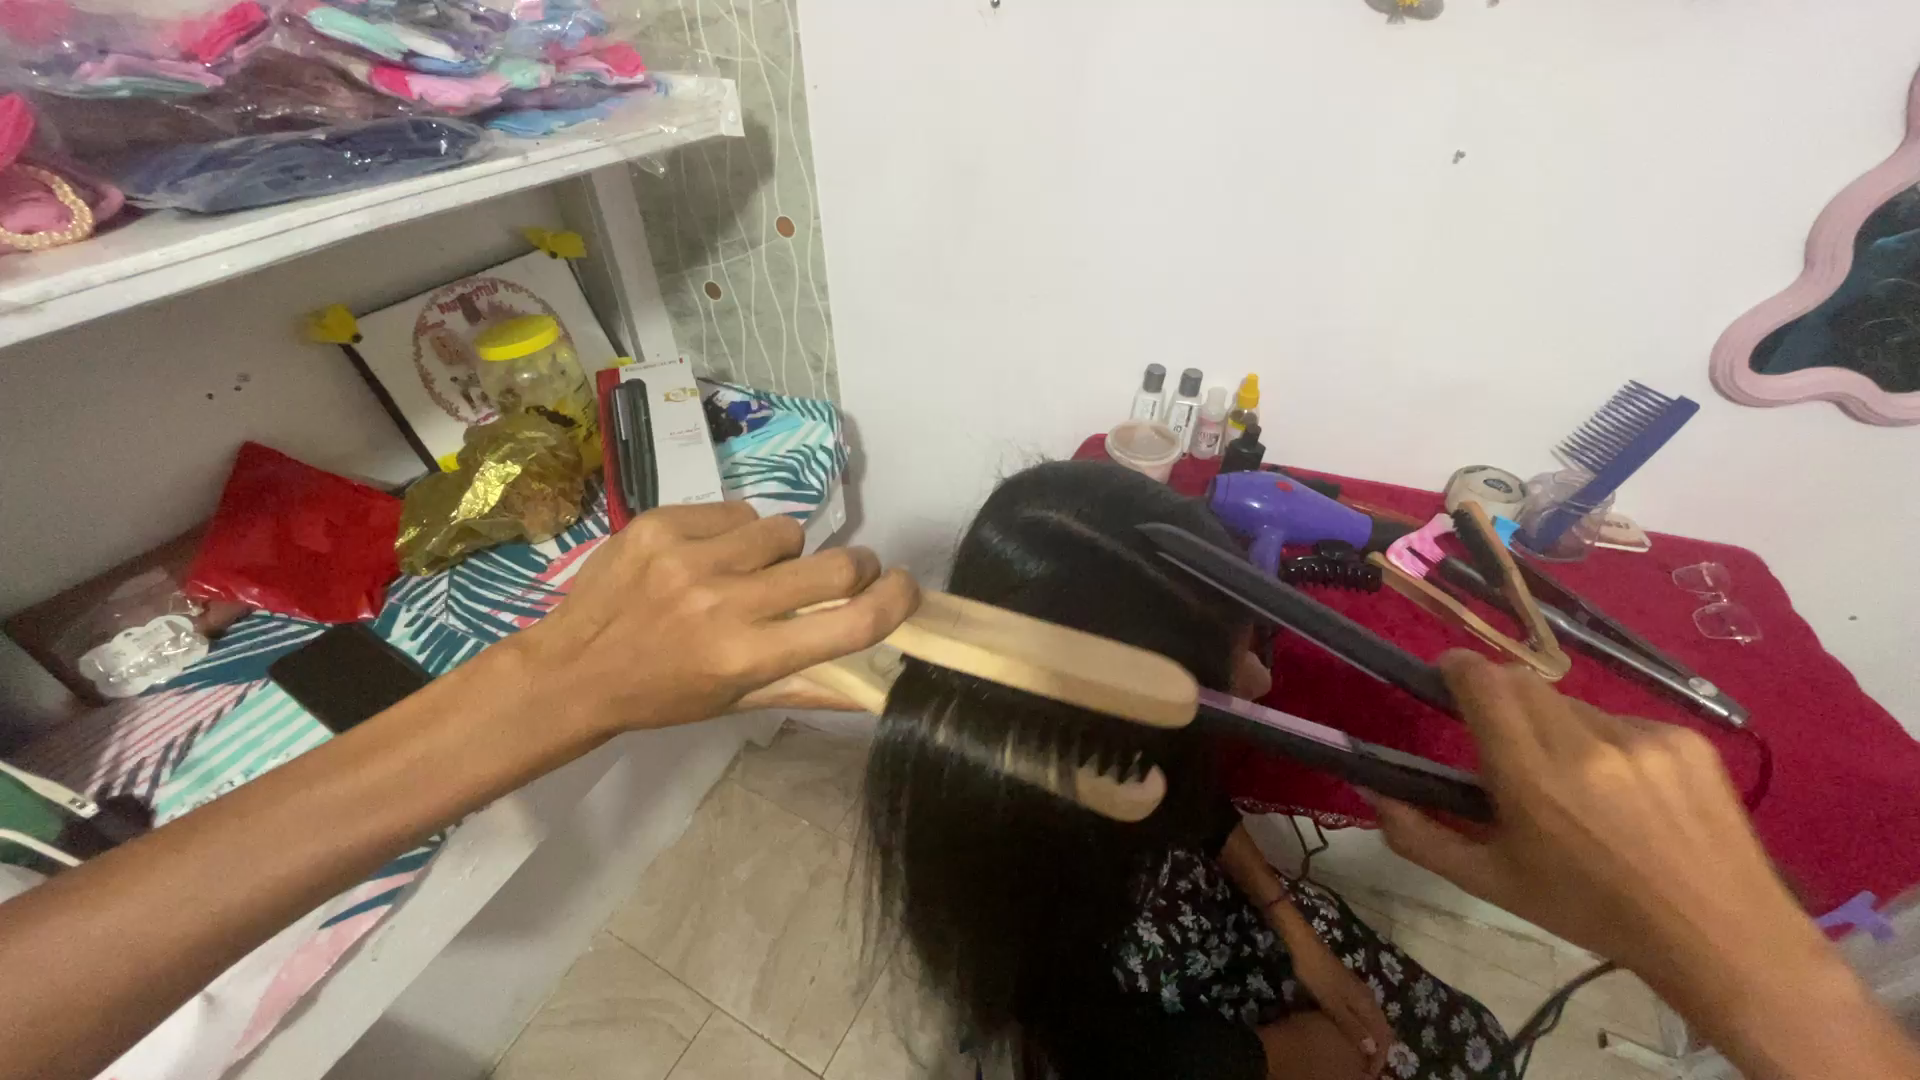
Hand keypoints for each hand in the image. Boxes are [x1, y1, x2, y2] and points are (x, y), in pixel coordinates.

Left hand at [507, 502, 918, 740]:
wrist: (569, 667)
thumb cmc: (662, 694)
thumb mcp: (737, 703)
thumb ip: (810, 686)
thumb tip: (876, 682)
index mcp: (747, 655)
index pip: (851, 623)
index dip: (896, 600)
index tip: (904, 589)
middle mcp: (724, 602)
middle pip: (834, 565)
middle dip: (853, 567)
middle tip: (842, 575)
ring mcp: (690, 556)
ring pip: (785, 529)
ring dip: (782, 551)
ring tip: (748, 572)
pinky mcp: (662, 522)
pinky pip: (737, 512)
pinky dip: (735, 533)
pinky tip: (706, 556)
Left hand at [1288, 933, 1392, 1077]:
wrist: (1303, 944)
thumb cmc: (1316, 974)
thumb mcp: (1332, 1003)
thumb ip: (1352, 1026)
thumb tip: (1373, 1049)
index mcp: (1367, 1003)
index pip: (1384, 1036)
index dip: (1380, 1057)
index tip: (1370, 1073)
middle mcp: (1368, 997)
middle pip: (1381, 1029)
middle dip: (1378, 1050)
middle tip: (1367, 1068)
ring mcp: (1357, 990)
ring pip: (1372, 1020)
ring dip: (1370, 1038)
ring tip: (1360, 1055)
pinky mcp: (1346, 985)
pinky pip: (1361, 1012)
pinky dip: (1361, 1026)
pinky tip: (1349, 1031)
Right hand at [1367, 651, 1796, 974]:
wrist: (1726, 940)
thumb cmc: (1590, 910)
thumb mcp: (1490, 882)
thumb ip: (1417, 834)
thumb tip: (1369, 790)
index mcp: (1531, 777)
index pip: (1483, 681)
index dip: (1457, 668)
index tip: (1446, 678)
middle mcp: (1584, 743)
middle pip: (1519, 680)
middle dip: (1497, 696)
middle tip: (1500, 738)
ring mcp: (1641, 737)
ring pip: (1567, 703)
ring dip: (1552, 726)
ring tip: (1573, 780)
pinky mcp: (1684, 738)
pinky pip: (1618, 719)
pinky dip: (1604, 742)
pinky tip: (1626, 790)